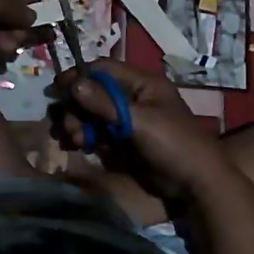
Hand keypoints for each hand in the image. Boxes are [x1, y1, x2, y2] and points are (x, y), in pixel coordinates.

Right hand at [48, 59, 233, 199]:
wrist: (196, 185)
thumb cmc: (174, 145)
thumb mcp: (139, 122)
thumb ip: (105, 103)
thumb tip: (73, 83)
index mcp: (142, 84)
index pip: (103, 69)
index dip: (79, 76)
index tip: (57, 88)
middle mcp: (132, 97)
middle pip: (92, 92)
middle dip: (76, 107)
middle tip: (68, 127)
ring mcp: (126, 119)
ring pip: (91, 113)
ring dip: (77, 123)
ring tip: (74, 140)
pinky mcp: (122, 140)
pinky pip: (96, 131)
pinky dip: (84, 136)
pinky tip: (79, 146)